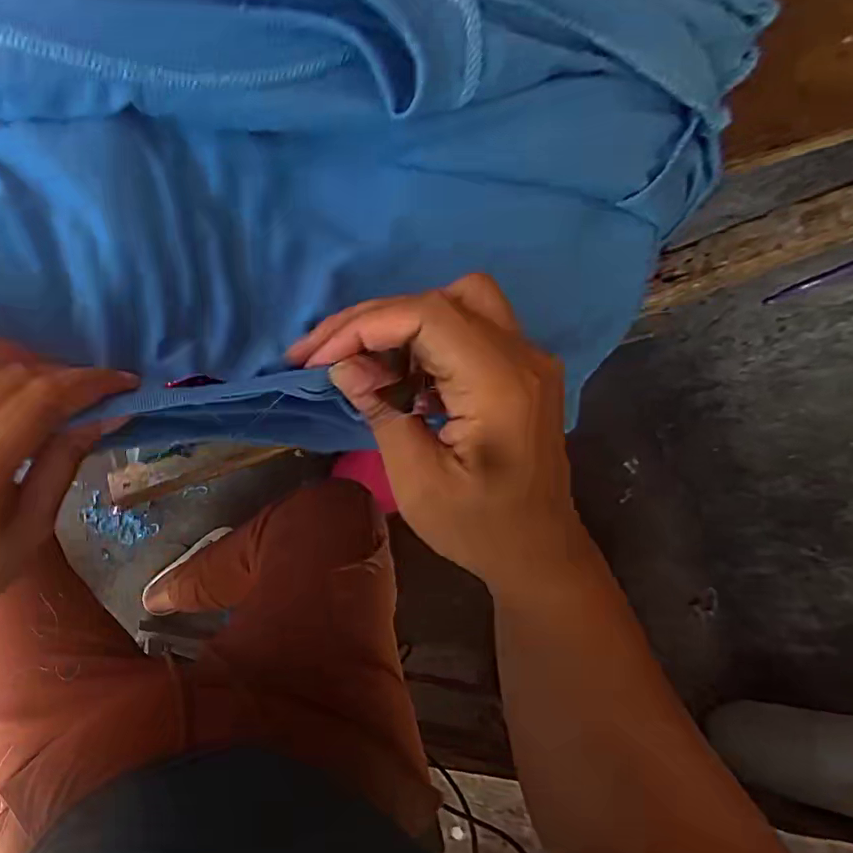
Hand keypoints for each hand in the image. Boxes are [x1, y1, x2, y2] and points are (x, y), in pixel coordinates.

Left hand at [0, 322, 136, 638]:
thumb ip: (64, 461)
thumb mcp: (33, 526)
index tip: (123, 382)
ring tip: (43, 376)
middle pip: (11, 374)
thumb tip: (106, 414)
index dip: (89, 384)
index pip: (41, 399)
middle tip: (91, 390)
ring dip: (14, 354)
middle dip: (62, 373)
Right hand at [287, 273, 591, 595]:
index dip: (363, 326)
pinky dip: (414, 342)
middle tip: (315, 354)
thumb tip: (343, 366)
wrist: (536, 552)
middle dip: (367, 320)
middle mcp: (520, 357)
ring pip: (453, 304)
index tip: (316, 360)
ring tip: (347, 361)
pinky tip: (385, 376)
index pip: (427, 315)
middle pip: (438, 300)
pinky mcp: (513, 372)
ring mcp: (522, 361)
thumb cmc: (476, 527)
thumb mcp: (417, 479)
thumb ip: (381, 412)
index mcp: (499, 384)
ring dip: (392, 325)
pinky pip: (460, 331)